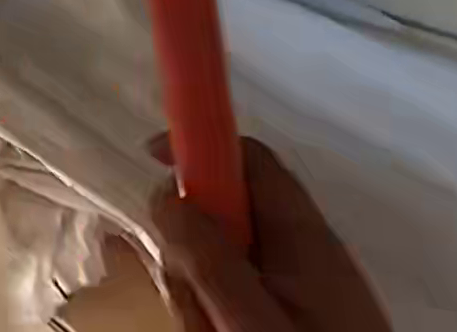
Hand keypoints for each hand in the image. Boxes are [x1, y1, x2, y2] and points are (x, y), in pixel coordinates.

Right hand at [146, 134, 390, 331]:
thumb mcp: (251, 323)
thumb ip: (207, 254)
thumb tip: (163, 191)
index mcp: (305, 238)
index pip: (248, 156)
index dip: (197, 143)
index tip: (150, 158)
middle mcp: (306, 254)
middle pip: (227, 206)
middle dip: (189, 234)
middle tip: (180, 280)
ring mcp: (303, 292)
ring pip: (224, 253)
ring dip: (196, 280)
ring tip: (202, 325)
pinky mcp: (293, 321)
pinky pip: (236, 290)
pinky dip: (212, 305)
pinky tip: (208, 329)